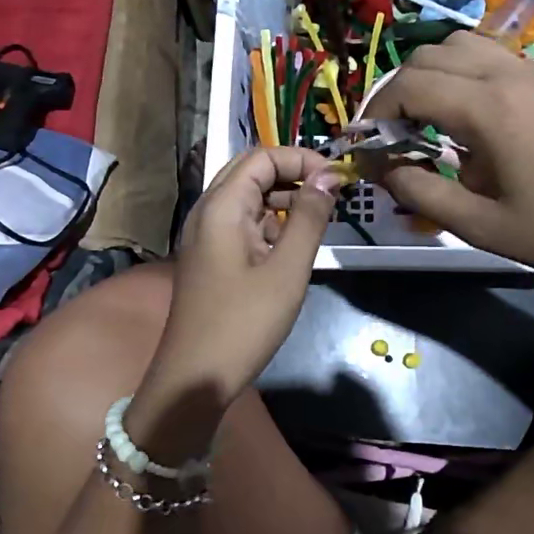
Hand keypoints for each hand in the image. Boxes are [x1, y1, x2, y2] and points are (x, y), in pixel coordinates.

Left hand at [144, 147, 342, 410]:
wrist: (196, 376)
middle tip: (330, 193)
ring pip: (247, 197)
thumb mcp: (287, 269)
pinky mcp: (210, 256)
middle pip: (251, 171)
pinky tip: (292, 244)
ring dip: (283, 198)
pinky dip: (270, 222)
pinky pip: (242, 223)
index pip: (263, 157)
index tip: (338, 179)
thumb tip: (330, 176)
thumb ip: (310, 217)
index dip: (302, 159)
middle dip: (293, 174)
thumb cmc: (244, 322)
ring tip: (319, 217)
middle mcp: (208, 211)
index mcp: (222, 206)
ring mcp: (206, 235)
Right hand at [362, 32, 533, 279]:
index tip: (366, 143)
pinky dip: (463, 76)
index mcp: (492, 109)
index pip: (411, 85)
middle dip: (399, 91)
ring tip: (425, 123)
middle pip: (431, 56)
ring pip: (462, 46)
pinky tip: (467, 120)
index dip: (377, 110)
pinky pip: (493, 58)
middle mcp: (512, 74)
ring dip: (431, 77)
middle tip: (391, 136)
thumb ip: (419, 191)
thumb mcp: (478, 225)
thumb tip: (380, 168)